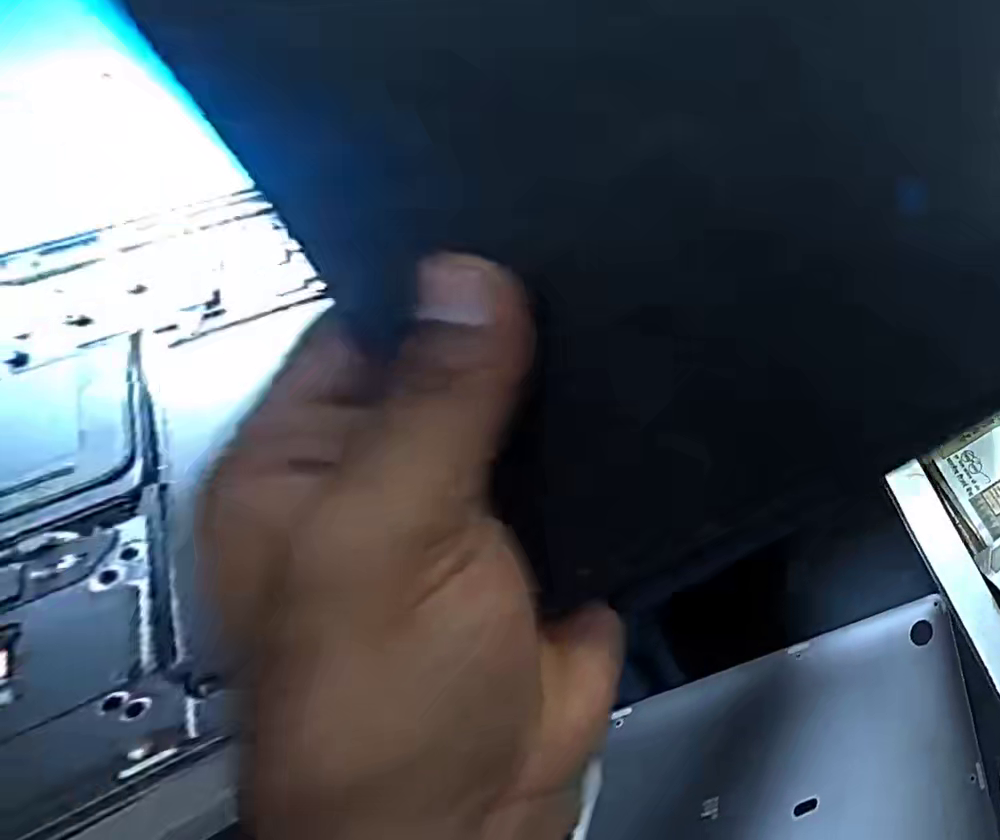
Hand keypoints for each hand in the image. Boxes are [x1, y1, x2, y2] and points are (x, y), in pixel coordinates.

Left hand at [198, 256, 623, 839]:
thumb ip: (431, 410)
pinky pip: (598, 435)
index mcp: (322, 448)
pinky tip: (668, 366)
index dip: (447, 275)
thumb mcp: (385, 539)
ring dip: (588, 356)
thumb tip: (469, 277)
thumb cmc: (387, 690)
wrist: (489, 790)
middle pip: (477, 350)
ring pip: (546, 389)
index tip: (524, 226)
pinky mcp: (569, 501)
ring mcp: (496, 478)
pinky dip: (626, 407)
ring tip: (649, 290)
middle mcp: (410, 451)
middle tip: (609, 247)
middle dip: (535, 310)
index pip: (383, 322)